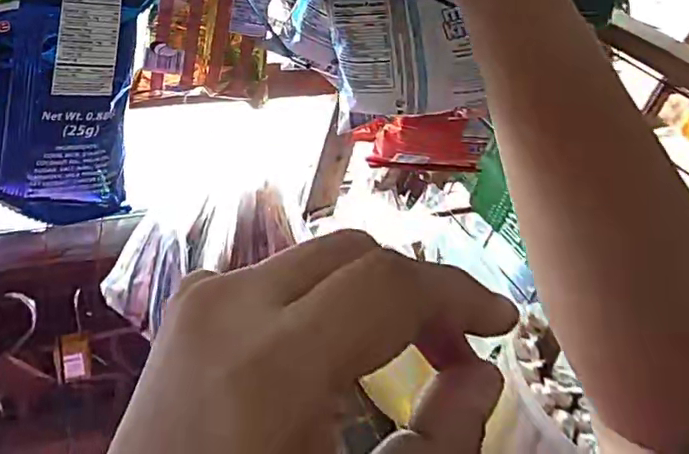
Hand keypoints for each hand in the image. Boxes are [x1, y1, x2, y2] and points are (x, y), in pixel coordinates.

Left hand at [108, 229, 517, 453]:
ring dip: (365, 293)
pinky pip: (268, 277)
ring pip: (310, 260)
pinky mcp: (186, 297)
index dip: (452, 291)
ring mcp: (200, 292)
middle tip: (456, 351)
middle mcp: (228, 302)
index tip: (502, 319)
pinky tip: (326, 352)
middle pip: (348, 253)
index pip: (381, 282)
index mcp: (269, 361)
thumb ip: (434, 445)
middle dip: (413, 289)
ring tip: (399, 352)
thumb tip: (481, 371)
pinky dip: (315, 300)